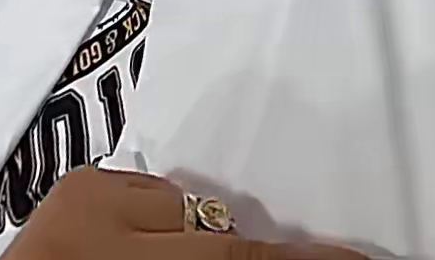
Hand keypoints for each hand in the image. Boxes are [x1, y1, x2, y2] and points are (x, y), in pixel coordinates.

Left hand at [4, 166, 367, 259]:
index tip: (361, 258)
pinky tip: (137, 248)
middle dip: (261, 254)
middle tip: (301, 257)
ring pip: (186, 212)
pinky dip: (161, 221)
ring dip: (198, 243)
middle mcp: (100, 239)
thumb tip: (262, 250)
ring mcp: (83, 203)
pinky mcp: (73, 182)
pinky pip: (152, 193)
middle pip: (219, 241)